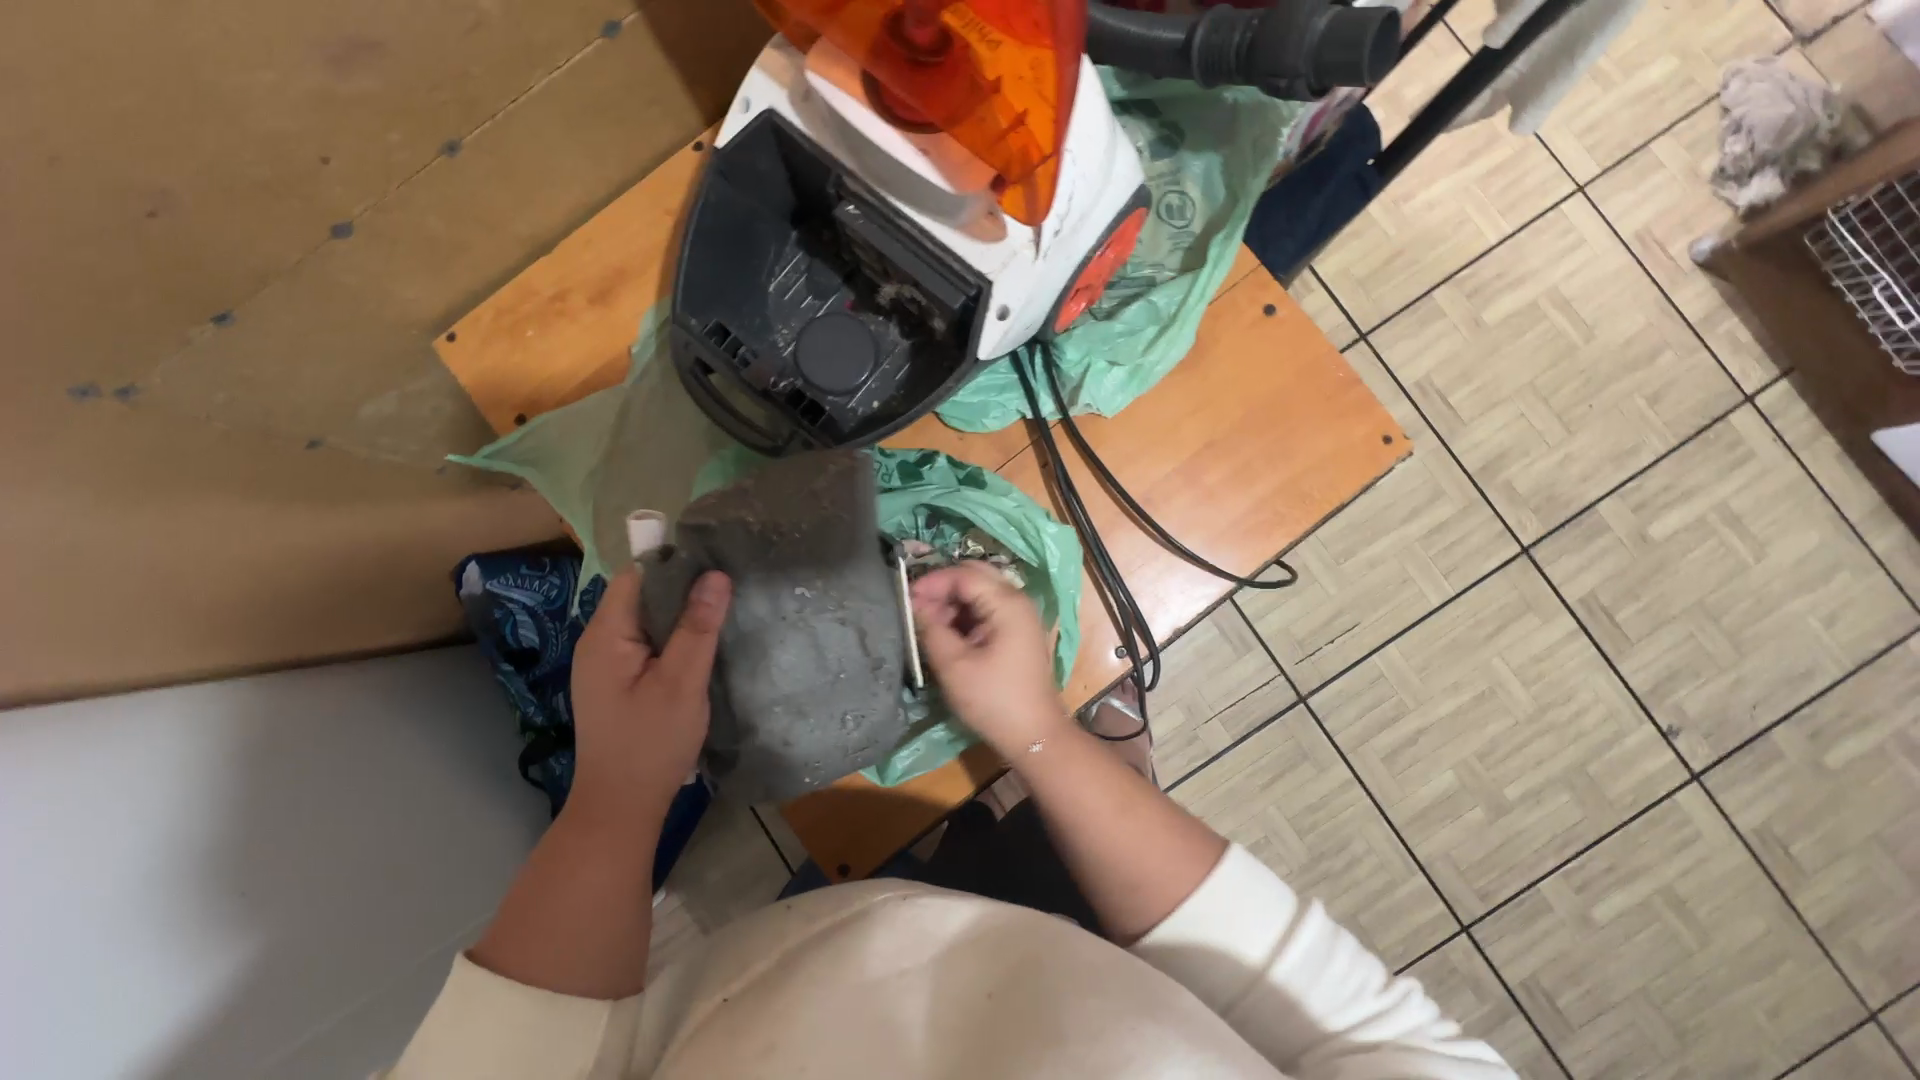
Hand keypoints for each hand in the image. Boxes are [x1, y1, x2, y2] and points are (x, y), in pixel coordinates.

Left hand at [566, 568, 732, 830]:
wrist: (621, 807)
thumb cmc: (650, 744)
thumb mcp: (682, 683)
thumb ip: (698, 628)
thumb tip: (715, 575)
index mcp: (606, 635)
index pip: (637, 576)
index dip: (676, 565)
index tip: (718, 563)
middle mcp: (598, 642)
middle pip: (641, 595)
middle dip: (682, 589)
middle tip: (728, 590)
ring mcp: (605, 664)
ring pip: (646, 620)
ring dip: (680, 616)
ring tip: (721, 614)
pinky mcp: (617, 682)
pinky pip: (646, 644)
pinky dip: (672, 639)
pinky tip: (700, 648)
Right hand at [911, 561, 1070, 757]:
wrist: (1034, 735)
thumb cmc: (994, 700)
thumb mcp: (954, 666)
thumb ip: (931, 629)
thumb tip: (913, 606)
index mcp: (1008, 602)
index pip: (963, 574)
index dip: (932, 582)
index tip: (905, 598)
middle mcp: (1017, 601)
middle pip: (973, 578)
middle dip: (941, 589)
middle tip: (915, 609)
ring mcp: (1019, 617)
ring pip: (979, 594)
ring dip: (951, 604)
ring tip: (925, 626)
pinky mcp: (1015, 634)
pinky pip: (985, 612)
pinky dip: (963, 618)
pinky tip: (944, 635)